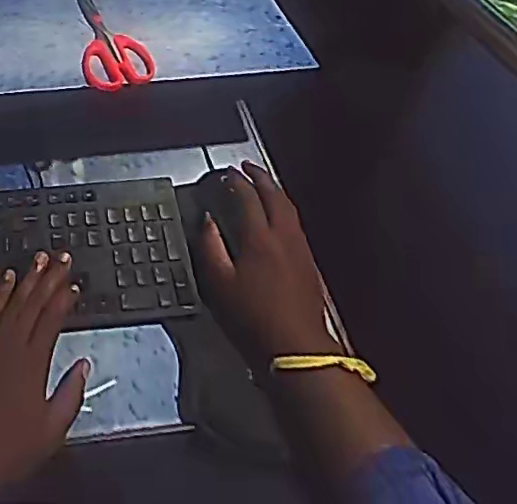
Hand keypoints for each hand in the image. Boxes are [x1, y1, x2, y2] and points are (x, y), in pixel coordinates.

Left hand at [0, 251, 90, 503]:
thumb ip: (71, 393)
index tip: (74, 284)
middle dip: (50, 278)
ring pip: (13, 300)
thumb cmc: (9, 448)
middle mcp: (11, 345)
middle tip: (62, 257)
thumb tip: (83, 365)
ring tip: (39, 258)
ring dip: (27, 278)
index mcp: (32, 362)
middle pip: (34, 302)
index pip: (52, 319)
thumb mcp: (53, 429)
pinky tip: (6, 278)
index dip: (64, 299)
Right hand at [194, 162, 333, 356]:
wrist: (298, 349)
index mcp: (260, 239)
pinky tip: (276, 215)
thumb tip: (207, 221)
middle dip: (262, 177)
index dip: (237, 182)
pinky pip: (296, 223)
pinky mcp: (309, 264)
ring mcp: (300, 250)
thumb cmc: (253, 316)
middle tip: (248, 167)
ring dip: (275, 191)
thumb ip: (210, 246)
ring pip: (290, 209)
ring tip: (262, 184)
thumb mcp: (219, 282)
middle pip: (276, 197)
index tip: (227, 173)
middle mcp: (284, 238)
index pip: (248, 198)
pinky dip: (283, 209)